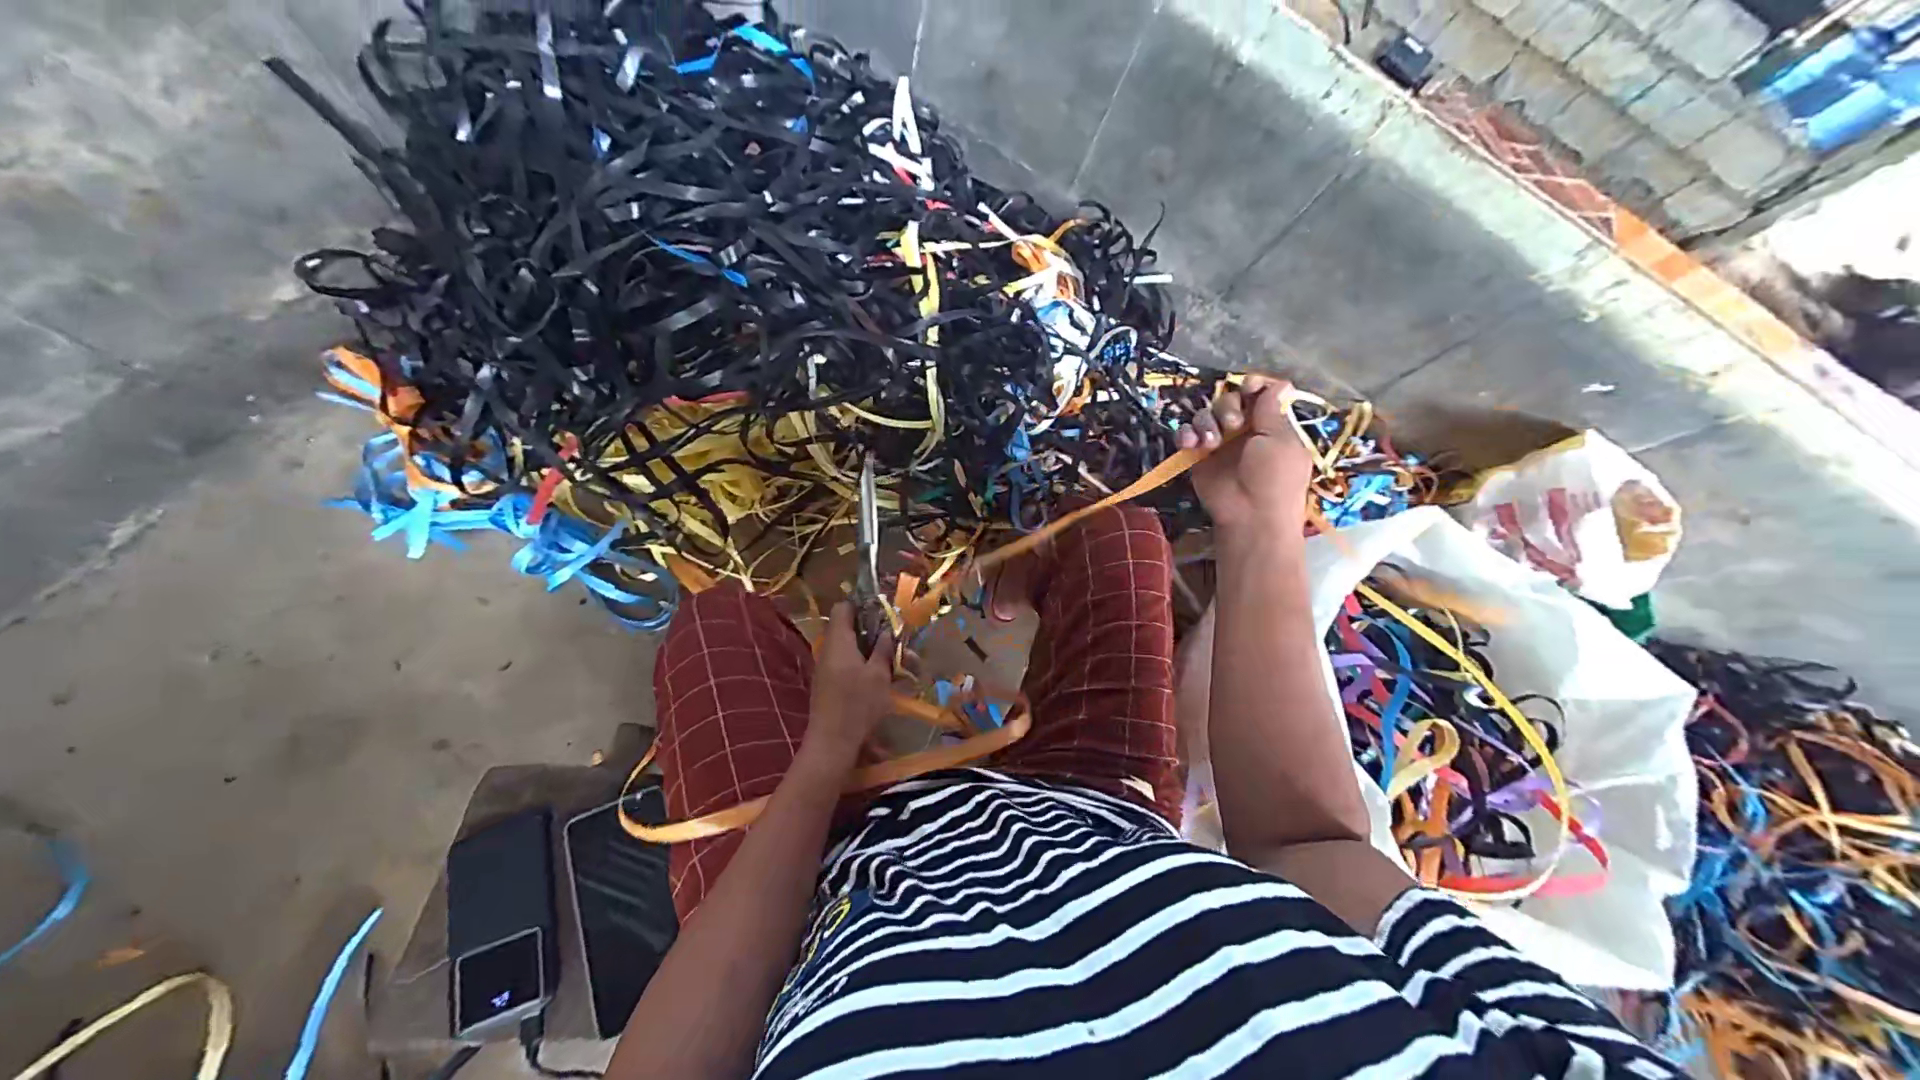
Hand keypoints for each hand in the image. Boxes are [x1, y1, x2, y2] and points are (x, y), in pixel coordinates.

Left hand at [801, 602, 895, 767]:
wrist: (832, 742)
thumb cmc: (857, 704)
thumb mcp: (879, 675)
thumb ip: (883, 649)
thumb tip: (888, 630)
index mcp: (839, 641)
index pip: (844, 608)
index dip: (862, 605)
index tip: (884, 613)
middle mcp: (828, 650)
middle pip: (848, 629)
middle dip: (873, 632)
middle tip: (896, 641)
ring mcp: (825, 668)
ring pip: (850, 649)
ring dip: (870, 652)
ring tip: (894, 664)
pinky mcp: (827, 684)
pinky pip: (846, 665)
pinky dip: (863, 666)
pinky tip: (881, 680)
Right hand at [1176, 374, 1313, 533]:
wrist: (1250, 515)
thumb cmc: (1274, 478)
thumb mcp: (1281, 440)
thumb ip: (1272, 410)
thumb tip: (1278, 383)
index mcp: (1270, 424)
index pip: (1258, 394)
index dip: (1251, 386)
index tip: (1248, 386)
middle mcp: (1244, 430)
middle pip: (1229, 400)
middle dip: (1227, 406)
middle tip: (1232, 425)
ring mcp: (1220, 443)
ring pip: (1206, 414)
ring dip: (1206, 422)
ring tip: (1210, 442)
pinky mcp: (1198, 456)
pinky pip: (1187, 434)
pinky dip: (1186, 434)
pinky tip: (1191, 444)